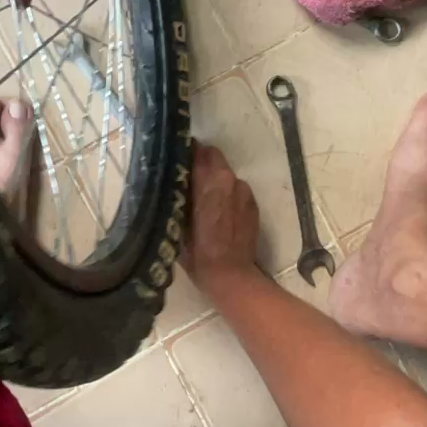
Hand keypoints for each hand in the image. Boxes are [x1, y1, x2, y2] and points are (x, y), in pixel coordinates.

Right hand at [181, 143, 264, 288]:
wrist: (232, 276)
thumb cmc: (198, 252)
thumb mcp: (177, 222)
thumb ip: (179, 195)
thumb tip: (173, 180)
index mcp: (208, 181)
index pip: (197, 150)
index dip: (185, 151)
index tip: (175, 157)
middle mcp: (228, 179)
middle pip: (213, 157)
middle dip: (201, 161)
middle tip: (186, 175)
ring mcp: (244, 191)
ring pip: (225, 173)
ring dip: (214, 178)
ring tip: (202, 196)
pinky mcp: (253, 204)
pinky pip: (236, 189)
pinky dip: (227, 193)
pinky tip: (219, 211)